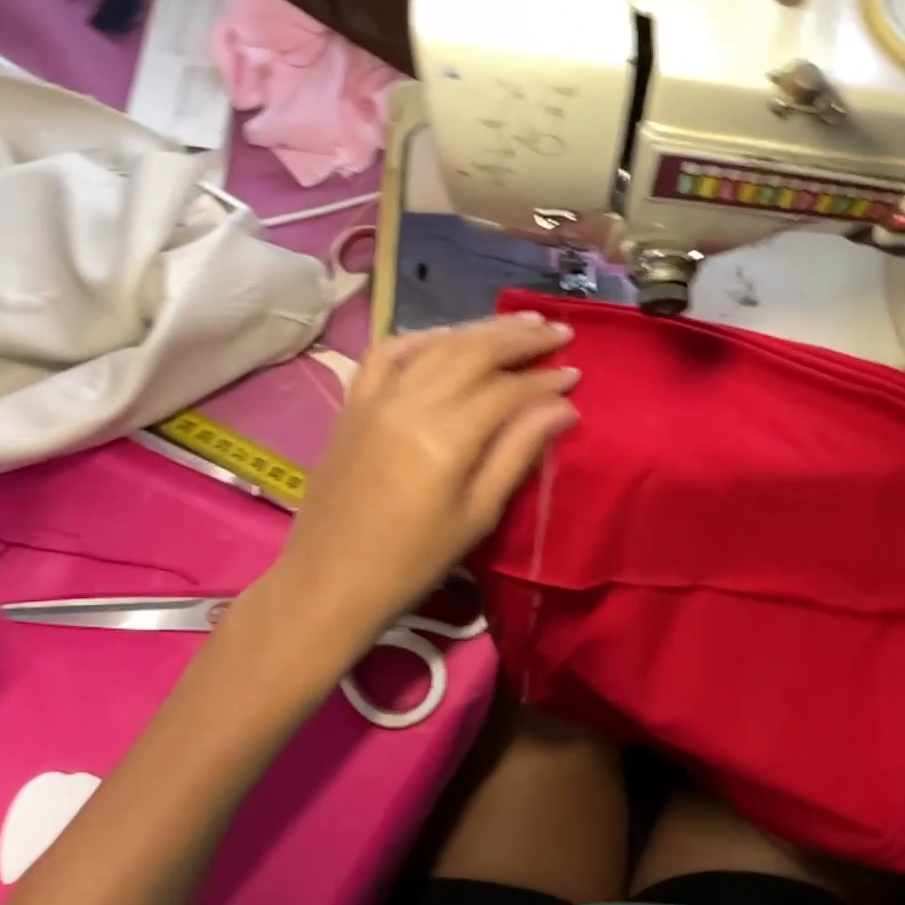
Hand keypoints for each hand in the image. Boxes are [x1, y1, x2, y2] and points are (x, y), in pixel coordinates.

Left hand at [270, 313, 578, 638]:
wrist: (327, 582)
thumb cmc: (413, 560)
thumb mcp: (479, 513)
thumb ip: (520, 451)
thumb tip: (563, 407)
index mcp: (445, 437)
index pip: (507, 389)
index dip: (545, 379)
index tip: (576, 372)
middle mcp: (409, 404)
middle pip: (474, 351)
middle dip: (521, 337)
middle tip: (560, 331)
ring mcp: (375, 398)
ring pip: (437, 343)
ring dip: (482, 328)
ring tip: (521, 322)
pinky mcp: (353, 403)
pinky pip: (389, 352)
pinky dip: (426, 336)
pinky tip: (451, 335)